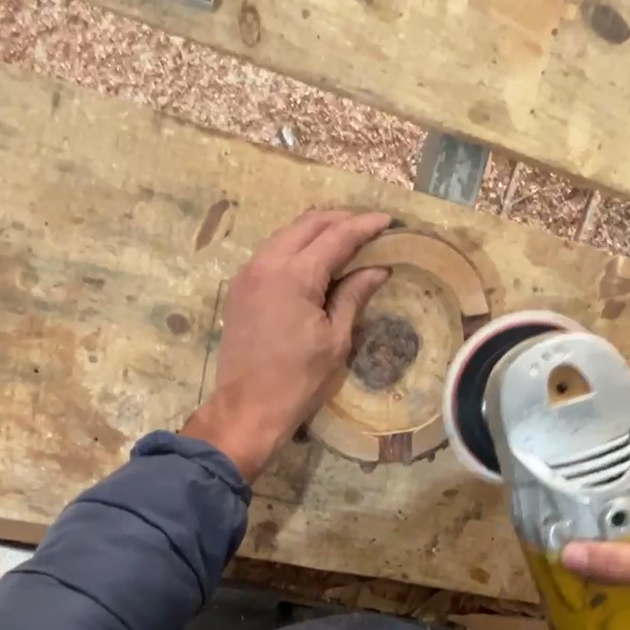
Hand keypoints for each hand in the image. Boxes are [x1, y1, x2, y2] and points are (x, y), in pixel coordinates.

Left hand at [181, 209, 392, 478]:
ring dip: (316, 231)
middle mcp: (267, 263)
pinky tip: (314, 261)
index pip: (337, 236)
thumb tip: (377, 270)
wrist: (246, 410)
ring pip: (286, 234)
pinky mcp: (240, 288)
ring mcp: (248, 274)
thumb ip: (353, 297)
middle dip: (341, 220)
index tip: (389, 221)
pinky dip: (296, 247)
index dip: (365, 226)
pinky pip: (271, 252)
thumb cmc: (297, 382)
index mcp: (295, 276)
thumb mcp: (335, 341)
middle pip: (308, 224)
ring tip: (345, 241)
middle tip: (369, 228)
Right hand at [560, 449, 629, 629]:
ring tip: (554, 525)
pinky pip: (628, 554)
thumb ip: (623, 563)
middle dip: (593, 492)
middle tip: (548, 492)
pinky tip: (579, 563)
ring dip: (597, 528)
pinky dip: (606, 556)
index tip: (568, 452)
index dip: (610, 449)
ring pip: (627, 524)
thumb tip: (565, 552)